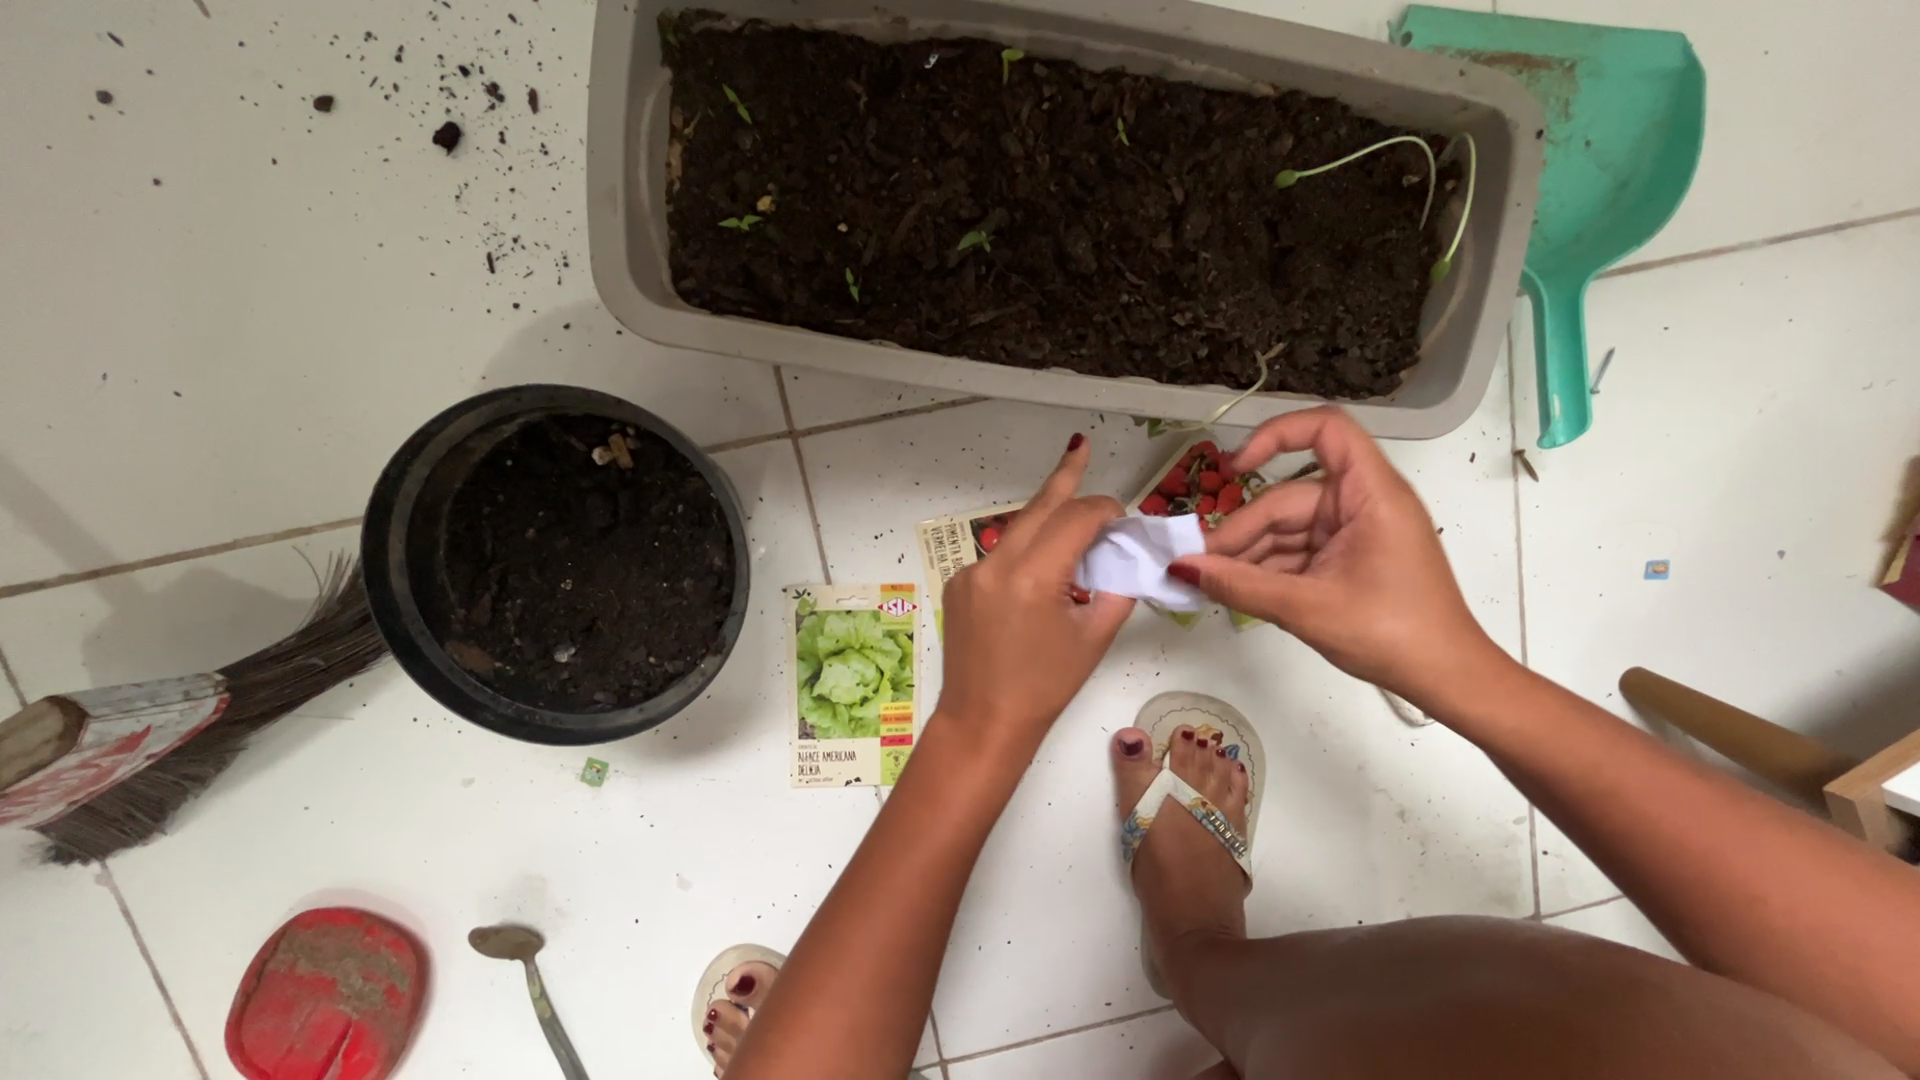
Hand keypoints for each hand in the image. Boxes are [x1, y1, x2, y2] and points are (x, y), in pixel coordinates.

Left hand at [939, 434, 1135, 746]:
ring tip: (1074, 510)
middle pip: (1038, 507)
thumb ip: (1115, 590)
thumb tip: (1125, 560)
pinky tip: (1042, 575)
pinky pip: (1000, 556)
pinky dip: (1025, 554)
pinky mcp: (958, 585)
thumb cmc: (1043, 688)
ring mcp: (971, 573)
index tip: (1122, 516)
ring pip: (1018, 530)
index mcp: (1033, 577)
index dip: (1103, 509)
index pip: (1074, 519)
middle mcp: (996, 565)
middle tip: (1082, 448)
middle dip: (1065, 478)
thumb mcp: (1092, 638)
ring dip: (1047, 520)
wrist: (982, 721)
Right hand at [1170, 407, 1502, 699]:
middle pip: (1287, 497)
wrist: (1446, 678)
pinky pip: (1296, 551)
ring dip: (1248, 554)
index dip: (1276, 435)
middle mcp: (1361, 503)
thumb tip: (1181, 568)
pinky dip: (1266, 568)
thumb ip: (1240, 585)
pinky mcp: (1346, 558)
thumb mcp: (1308, 608)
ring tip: (1209, 583)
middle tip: (1197, 565)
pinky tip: (1234, 588)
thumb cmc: (1393, 634)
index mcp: (1371, 495)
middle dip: (1242, 531)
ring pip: (1286, 528)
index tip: (1236, 468)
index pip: (1326, 430)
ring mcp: (1353, 532)